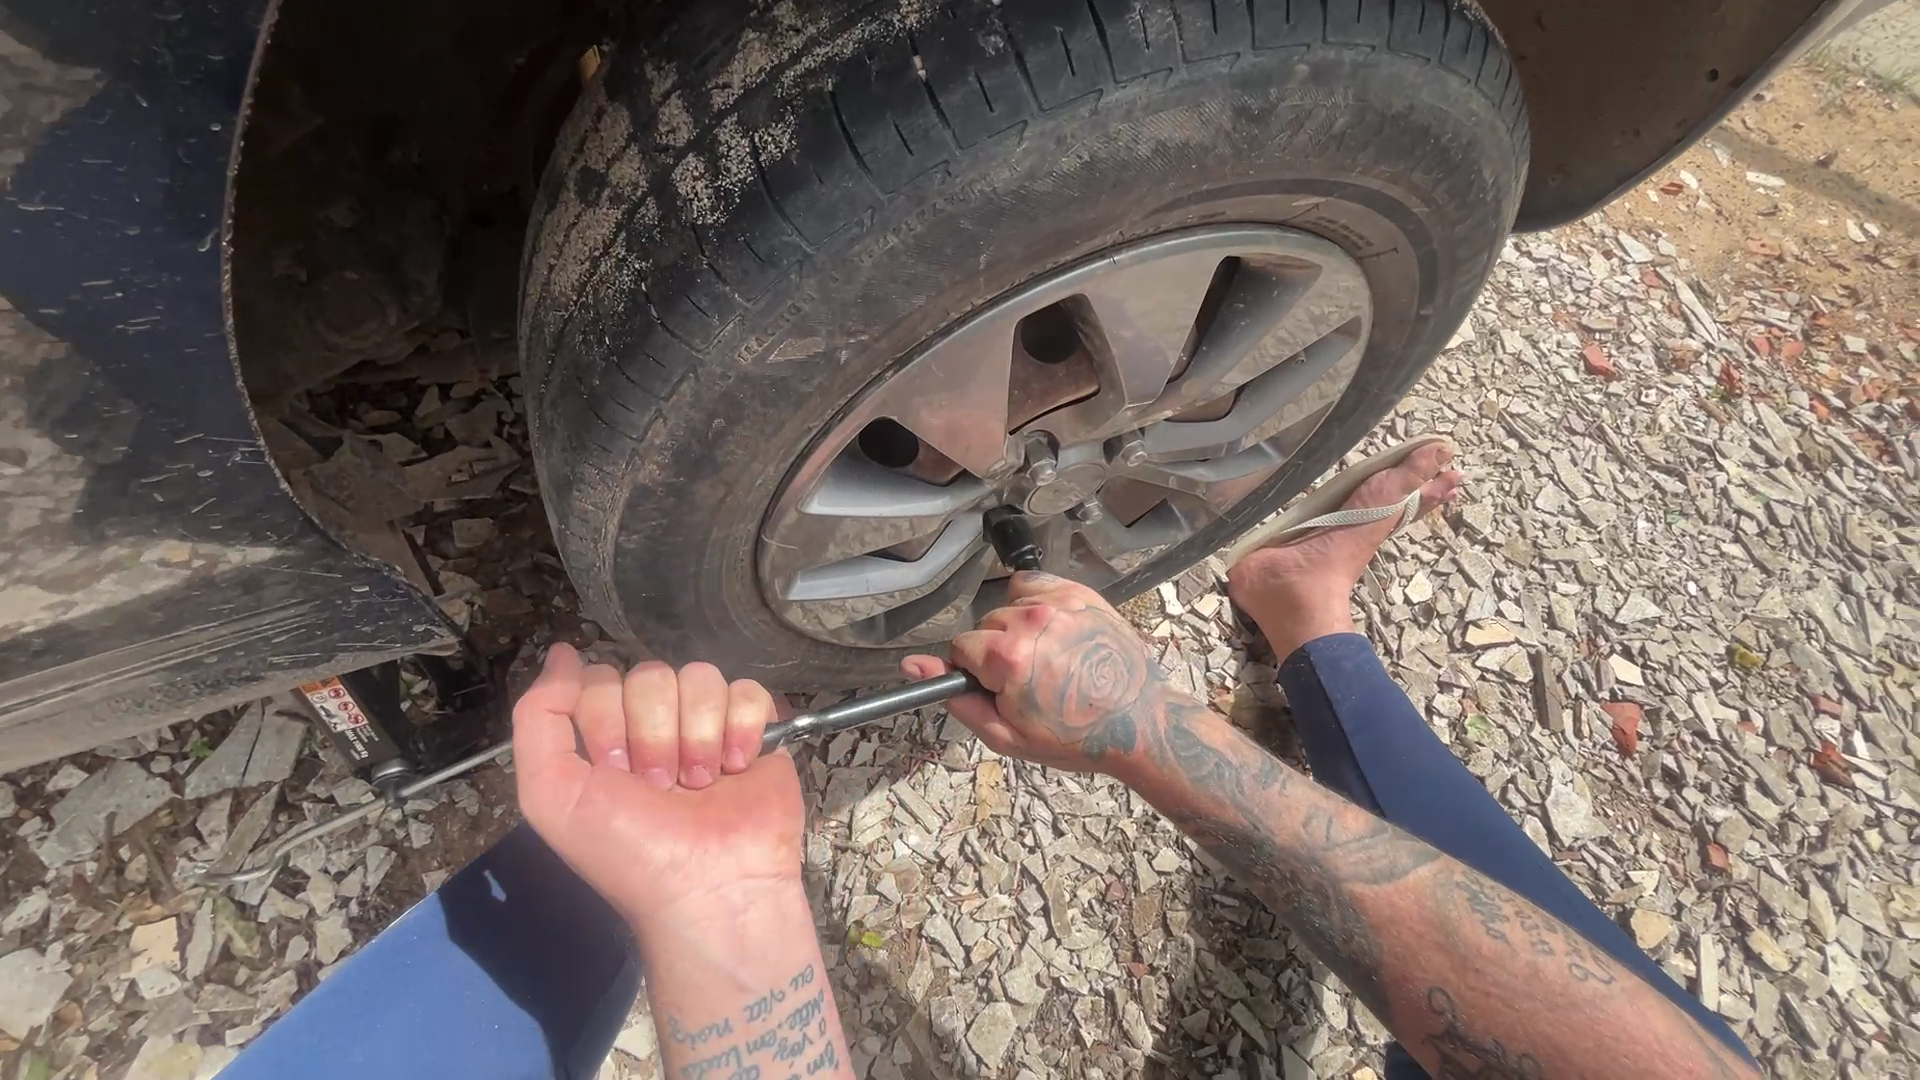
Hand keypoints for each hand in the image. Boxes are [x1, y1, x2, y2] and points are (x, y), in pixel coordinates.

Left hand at [512, 645, 802, 930]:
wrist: (712, 885)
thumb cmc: (630, 850)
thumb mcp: (553, 795)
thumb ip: (539, 717)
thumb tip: (562, 651)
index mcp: (608, 735)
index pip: (601, 677)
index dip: (606, 719)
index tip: (614, 771)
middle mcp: (657, 723)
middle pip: (652, 674)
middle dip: (656, 734)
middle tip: (662, 785)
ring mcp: (709, 723)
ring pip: (702, 676)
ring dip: (700, 735)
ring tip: (704, 782)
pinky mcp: (757, 728)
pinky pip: (748, 690)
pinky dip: (743, 727)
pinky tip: (739, 765)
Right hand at [902, 571, 1189, 775]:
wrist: (1138, 723)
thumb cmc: (1074, 736)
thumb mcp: (1006, 735)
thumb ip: (958, 698)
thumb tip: (913, 665)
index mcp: (1008, 657)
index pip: (961, 648)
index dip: (976, 672)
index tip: (1000, 687)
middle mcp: (1030, 621)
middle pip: (986, 626)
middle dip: (998, 651)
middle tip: (1030, 680)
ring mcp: (1057, 602)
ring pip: (1009, 607)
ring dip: (1019, 629)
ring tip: (1049, 657)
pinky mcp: (1078, 592)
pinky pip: (1033, 585)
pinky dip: (1035, 604)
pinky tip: (1053, 630)